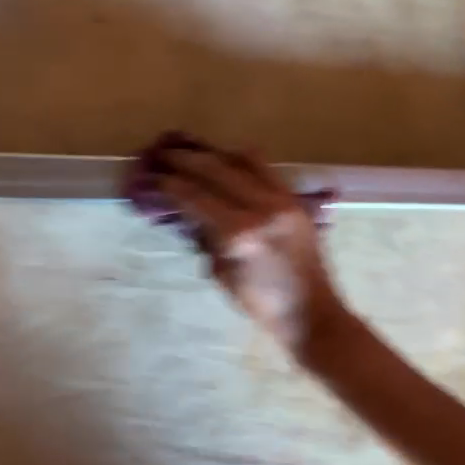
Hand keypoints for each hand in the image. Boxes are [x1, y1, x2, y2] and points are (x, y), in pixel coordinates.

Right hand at [159, 147, 354, 354]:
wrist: (311, 312)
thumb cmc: (260, 303)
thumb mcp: (220, 273)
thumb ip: (205, 237)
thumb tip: (186, 210)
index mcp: (240, 234)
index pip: (196, 197)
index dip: (171, 184)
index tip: (153, 176)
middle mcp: (262, 208)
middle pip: (217, 169)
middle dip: (186, 159)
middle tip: (164, 152)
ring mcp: (282, 200)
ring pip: (244, 160)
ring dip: (215, 154)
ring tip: (195, 152)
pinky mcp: (295, 200)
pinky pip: (265, 169)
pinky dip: (241, 163)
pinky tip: (226, 163)